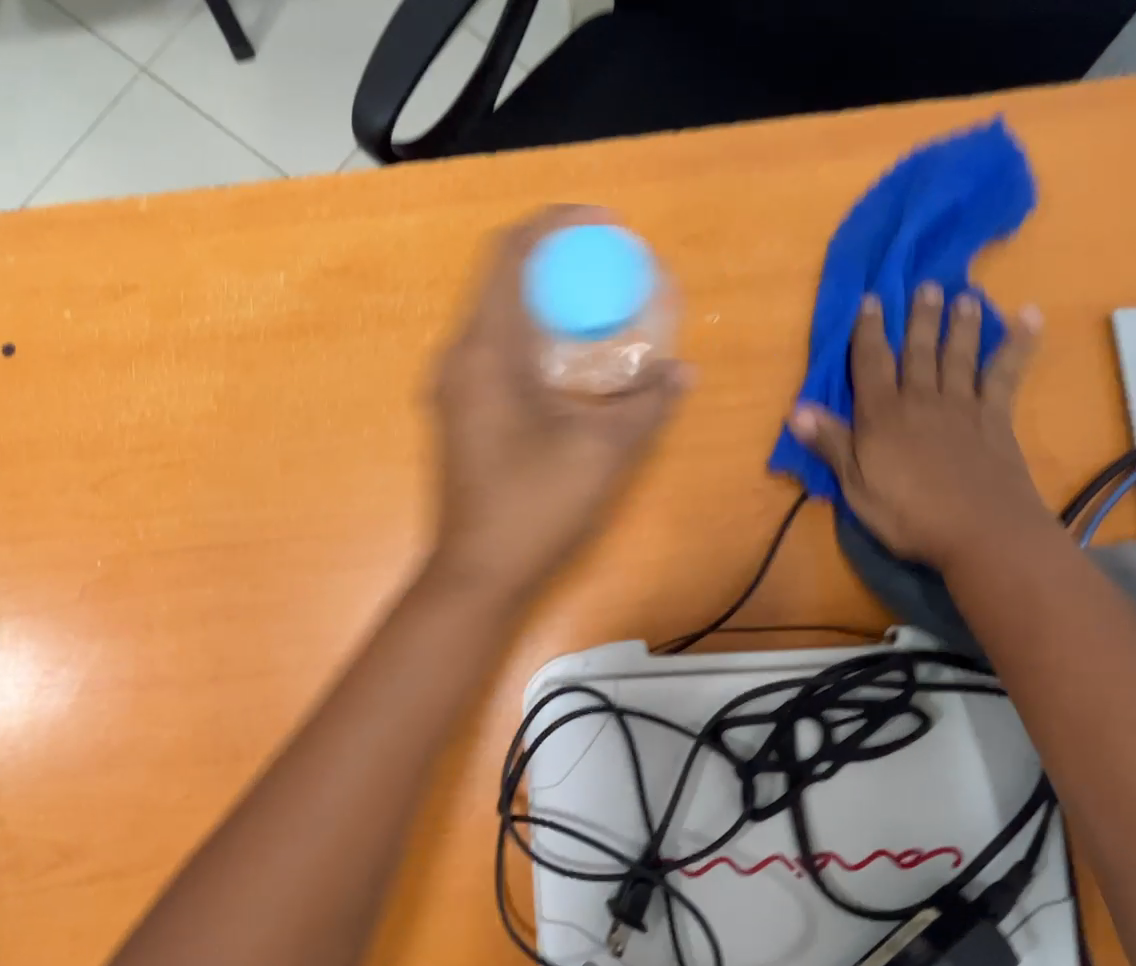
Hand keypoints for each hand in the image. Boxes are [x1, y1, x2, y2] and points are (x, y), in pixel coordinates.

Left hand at [428, 206, 690, 595]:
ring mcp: (452, 387)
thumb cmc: (537, 505)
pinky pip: (491, 350)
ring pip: (494, 316)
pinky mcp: (457, 412)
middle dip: (555, 260)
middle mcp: (458, 357)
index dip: (556, 224)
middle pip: (500, 278)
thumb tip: (683, 372)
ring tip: (595, 306)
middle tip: (610, 266)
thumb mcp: (605, 450)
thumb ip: (648, 403)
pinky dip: (530, 335)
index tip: (606, 226)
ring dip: (542, 299)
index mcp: (486, 350)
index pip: (509, 252)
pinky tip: (568, 359)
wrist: (477, 572)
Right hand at [790, 284, 1053, 571]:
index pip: (870, 364)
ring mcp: (963, 406)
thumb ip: (831, 443)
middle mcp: (921, 400)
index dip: (868, 332)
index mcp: (882, 416)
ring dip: (961, 324)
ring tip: (965, 296)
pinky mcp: (996, 418)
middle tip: (925, 285)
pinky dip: (1018, 344)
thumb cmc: (908, 514)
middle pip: (918, 351)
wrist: (982, 530)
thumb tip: (795, 409)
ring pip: (958, 355)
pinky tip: (1029, 318)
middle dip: (918, 318)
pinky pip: (1006, 373)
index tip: (870, 300)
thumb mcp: (856, 485)